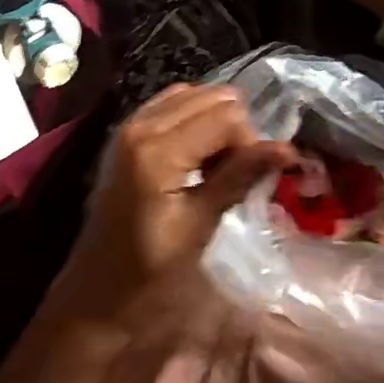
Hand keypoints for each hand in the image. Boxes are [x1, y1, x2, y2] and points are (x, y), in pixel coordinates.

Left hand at [62, 83, 295, 321]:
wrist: (97, 289)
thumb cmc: (149, 270)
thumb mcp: (199, 226)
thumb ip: (239, 178)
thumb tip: (287, 148)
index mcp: (158, 151)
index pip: (226, 116)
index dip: (249, 143)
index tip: (251, 179)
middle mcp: (142, 124)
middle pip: (212, 97)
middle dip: (234, 128)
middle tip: (236, 171)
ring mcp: (131, 123)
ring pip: (193, 93)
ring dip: (215, 121)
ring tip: (217, 164)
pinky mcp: (128, 129)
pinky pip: (171, 102)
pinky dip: (193, 117)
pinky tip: (197, 152)